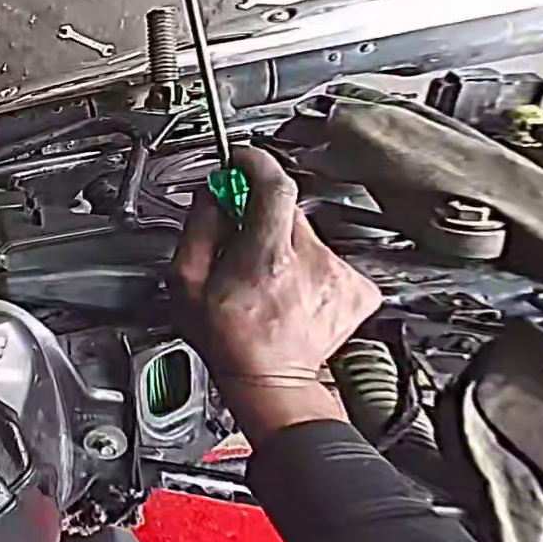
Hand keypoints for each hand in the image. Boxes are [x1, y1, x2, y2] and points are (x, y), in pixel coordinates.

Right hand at [172, 146, 381, 439]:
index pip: (274, 188)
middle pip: (286, 208)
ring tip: (261, 274)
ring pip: (305, 232)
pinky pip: (325, 253)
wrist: (273, 381)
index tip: (240, 160)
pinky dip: (304, 261)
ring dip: (279, 241)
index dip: (255, 164)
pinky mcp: (357, 287)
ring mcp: (340, 276)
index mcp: (266, 260)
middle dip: (257, 212)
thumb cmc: (226, 338)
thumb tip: (210, 197)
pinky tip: (287, 286)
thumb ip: (198, 231)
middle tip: (235, 232)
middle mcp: (311, 263)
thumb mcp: (185, 283)